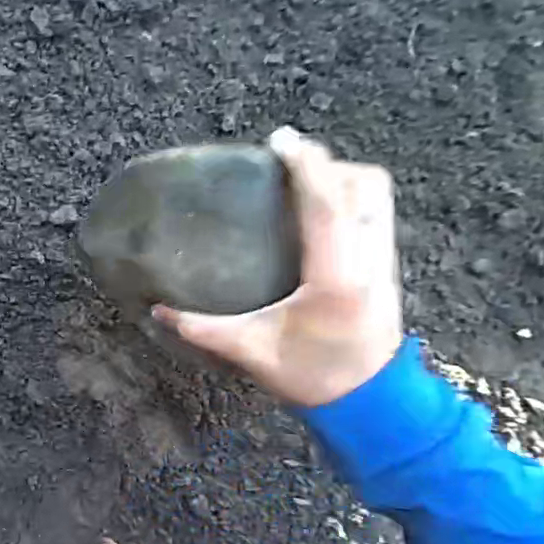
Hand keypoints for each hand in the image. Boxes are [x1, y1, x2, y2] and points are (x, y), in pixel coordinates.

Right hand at [153, 128, 401, 406]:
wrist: (373, 403)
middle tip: (285, 158)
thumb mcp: (250, 352)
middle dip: (327, 163)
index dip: (306, 167)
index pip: (327, 206)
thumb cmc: (311, 376)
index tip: (280, 141)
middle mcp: (367, 260)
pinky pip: (376, 210)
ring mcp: (383, 260)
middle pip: (363, 187)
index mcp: (335, 278)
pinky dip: (350, 194)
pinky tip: (317, 205)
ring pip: (377, 195)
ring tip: (301, 175)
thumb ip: (202, 329)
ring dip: (342, 175)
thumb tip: (158, 308)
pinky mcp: (385, 265)